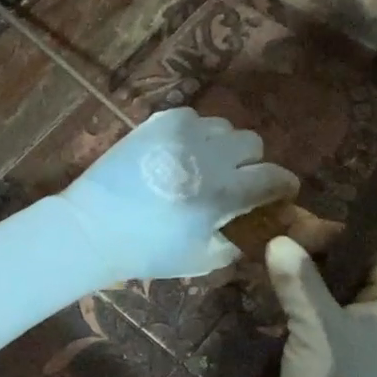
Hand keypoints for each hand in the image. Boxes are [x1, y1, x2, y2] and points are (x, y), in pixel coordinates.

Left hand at [56, 107, 300, 282]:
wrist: (92, 227)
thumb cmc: (147, 251)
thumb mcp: (202, 258)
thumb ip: (237, 240)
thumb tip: (257, 226)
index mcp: (222, 193)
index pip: (273, 178)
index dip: (283, 186)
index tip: (281, 193)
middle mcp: (208, 156)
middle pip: (252, 144)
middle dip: (251, 164)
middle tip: (236, 181)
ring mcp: (181, 133)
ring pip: (224, 128)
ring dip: (223, 146)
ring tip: (207, 165)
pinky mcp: (157, 122)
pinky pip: (193, 118)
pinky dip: (195, 134)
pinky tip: (182, 153)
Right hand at [265, 236, 376, 376]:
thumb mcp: (315, 327)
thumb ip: (298, 280)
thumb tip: (279, 240)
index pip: (376, 247)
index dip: (336, 234)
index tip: (293, 234)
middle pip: (359, 268)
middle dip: (317, 256)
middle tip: (276, 252)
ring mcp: (375, 341)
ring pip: (342, 294)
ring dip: (309, 283)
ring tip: (272, 275)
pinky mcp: (352, 360)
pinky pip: (333, 318)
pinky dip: (308, 307)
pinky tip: (279, 306)